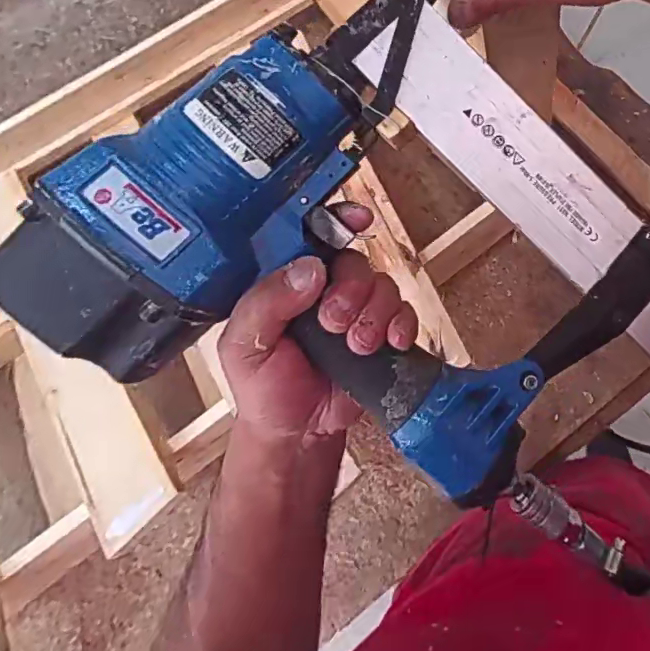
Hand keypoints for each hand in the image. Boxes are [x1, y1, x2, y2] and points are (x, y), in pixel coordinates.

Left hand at [218, 203, 419, 440]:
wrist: (299, 432)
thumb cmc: (264, 389)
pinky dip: (402, 324)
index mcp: (285, 284)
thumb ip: (266, 304)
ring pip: (383, 284)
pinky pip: (405, 311)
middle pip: (353, 261)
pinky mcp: (383, 329)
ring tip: (357, 345)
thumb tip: (308, 269)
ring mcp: (357, 309)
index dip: (335, 220)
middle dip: (351, 290)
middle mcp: (324, 289)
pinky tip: (389, 342)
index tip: (357, 218)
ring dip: (375, 313)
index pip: (310, 237)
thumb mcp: (244, 346)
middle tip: (334, 321)